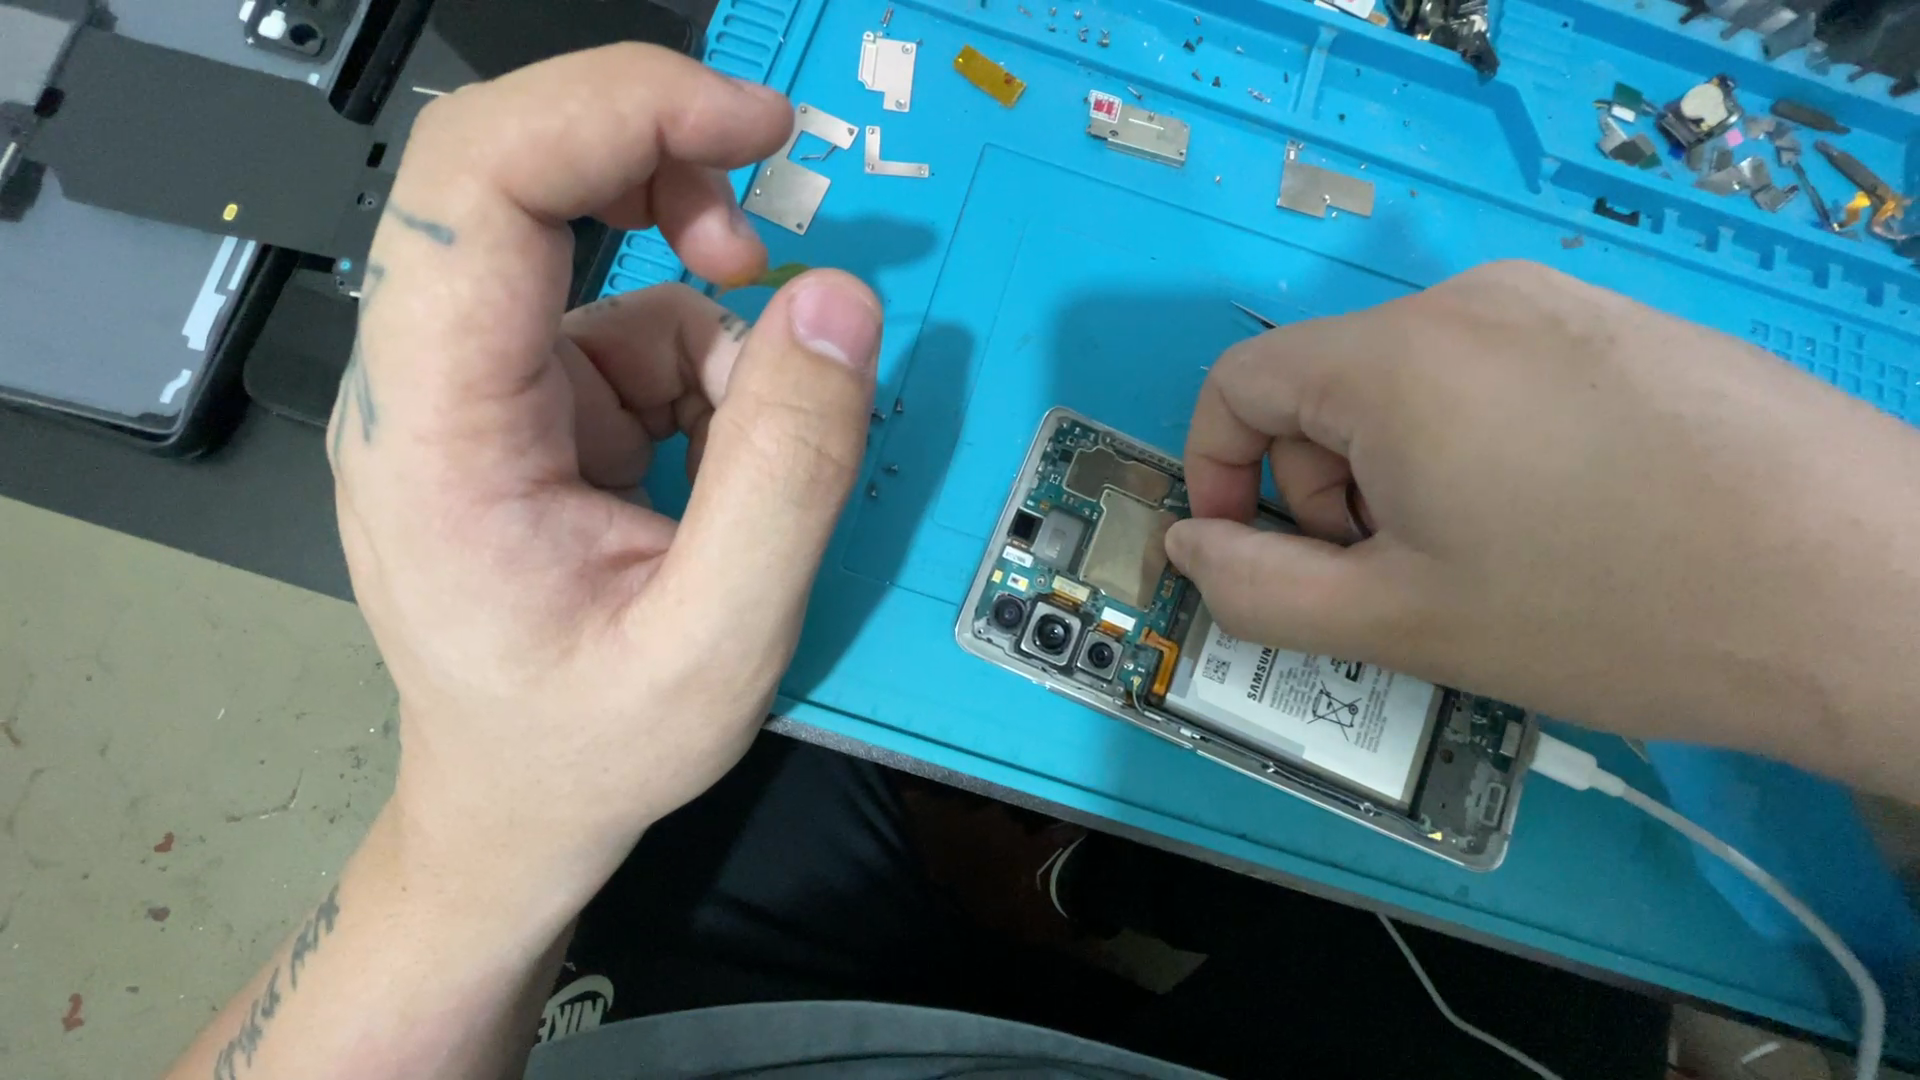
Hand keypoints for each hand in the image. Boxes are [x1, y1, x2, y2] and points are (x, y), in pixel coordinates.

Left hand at [328, 46, 880, 915]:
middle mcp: (442, 386)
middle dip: (667, 182)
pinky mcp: (549, 416)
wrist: (526, 807)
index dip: (621, 112)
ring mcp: (497, 396)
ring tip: (764, 440)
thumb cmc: (597, 746)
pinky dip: (721, 383)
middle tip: (764, 253)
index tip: (760, 131)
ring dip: (721, 330)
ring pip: (621, 281)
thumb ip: (792, 471)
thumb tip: (839, 305)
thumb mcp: (723, 636)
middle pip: (527, 187)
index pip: (484, 186)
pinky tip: (735, 465)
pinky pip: (651, 346)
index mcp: (440, 430)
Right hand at [1167, 261, 1919, 797]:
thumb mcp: (1392, 620)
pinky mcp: (1610, 324)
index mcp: (1396, 359)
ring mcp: (1549, 302)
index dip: (1215, 469)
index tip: (1251, 546)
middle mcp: (1465, 300)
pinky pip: (1474, 375)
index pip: (1235, 382)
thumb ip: (1254, 588)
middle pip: (1315, 388)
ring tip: (1463, 551)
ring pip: (1393, 386)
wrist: (1894, 600)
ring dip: (1383, 473)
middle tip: (1382, 570)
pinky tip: (1537, 513)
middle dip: (1314, 486)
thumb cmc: (1606, 610)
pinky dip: (1454, 446)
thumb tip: (1188, 543)